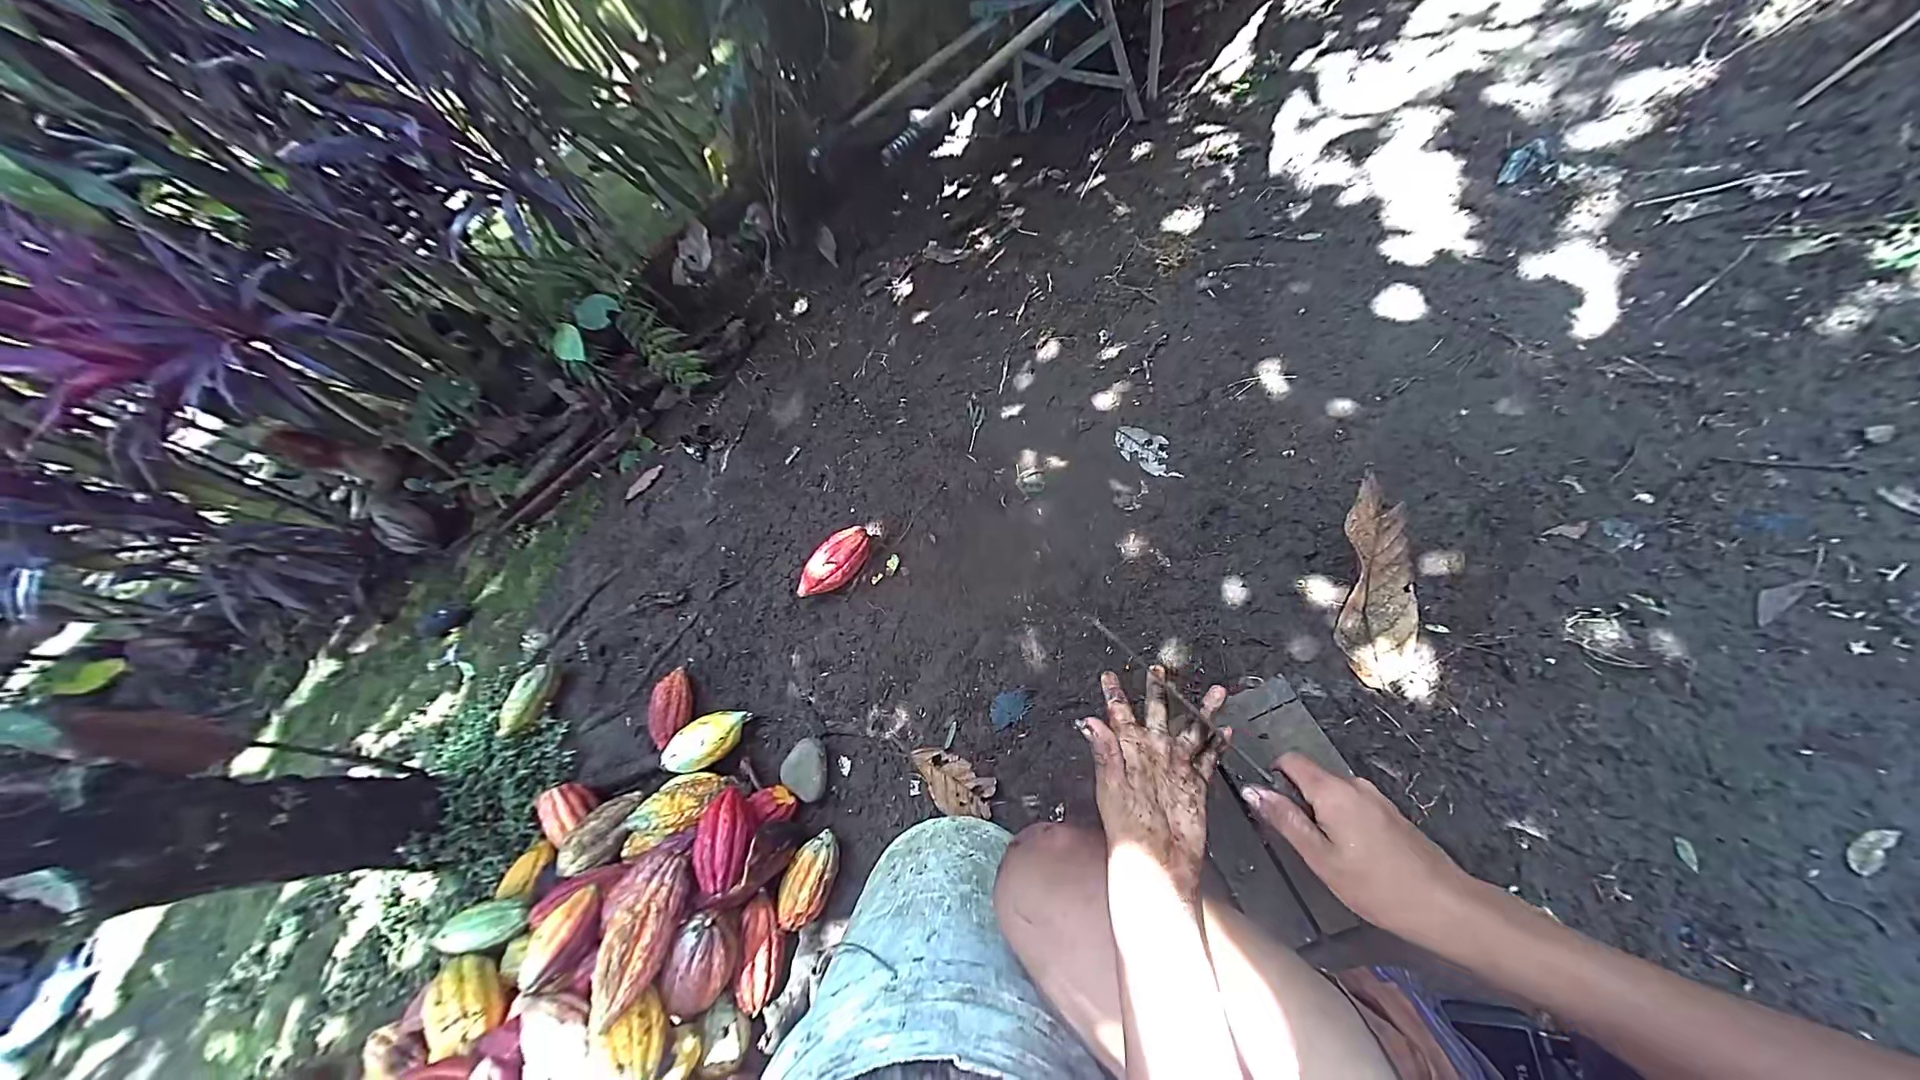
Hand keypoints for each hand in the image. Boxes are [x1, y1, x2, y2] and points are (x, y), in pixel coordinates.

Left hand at [1079, 667, 1227, 899]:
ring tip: (1214, 691)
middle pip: (1158, 714)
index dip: (1113, 694)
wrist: (1157, 861)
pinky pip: (1209, 758)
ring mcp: (1175, 768)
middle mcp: (1153, 755)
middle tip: (1161, 668)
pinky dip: (1219, 743)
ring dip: (1201, 711)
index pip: (1119, 714)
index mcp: (1128, 751)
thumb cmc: (1128, 828)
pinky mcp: (1195, 784)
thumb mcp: (1110, 785)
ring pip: (1191, 730)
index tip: (1108, 675)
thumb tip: (1089, 720)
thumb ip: (1104, 750)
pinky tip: (1227, 729)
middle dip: (1160, 690)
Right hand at [1241, 752, 1488, 942]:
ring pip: (1332, 793)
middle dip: (1298, 801)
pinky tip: (1355, 856)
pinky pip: (1353, 805)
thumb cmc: (1376, 886)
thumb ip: (1285, 819)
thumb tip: (1253, 789)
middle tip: (1303, 842)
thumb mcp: (1320, 857)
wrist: (1447, 908)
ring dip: (1321, 814)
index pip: (1290, 759)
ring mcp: (1376, 798)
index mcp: (1333, 790)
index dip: (1273, 777)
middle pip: (1311, 777)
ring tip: (1330, 854)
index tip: (1274, 809)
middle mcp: (1354, 784)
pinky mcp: (1390, 813)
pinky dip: (1343, 822)